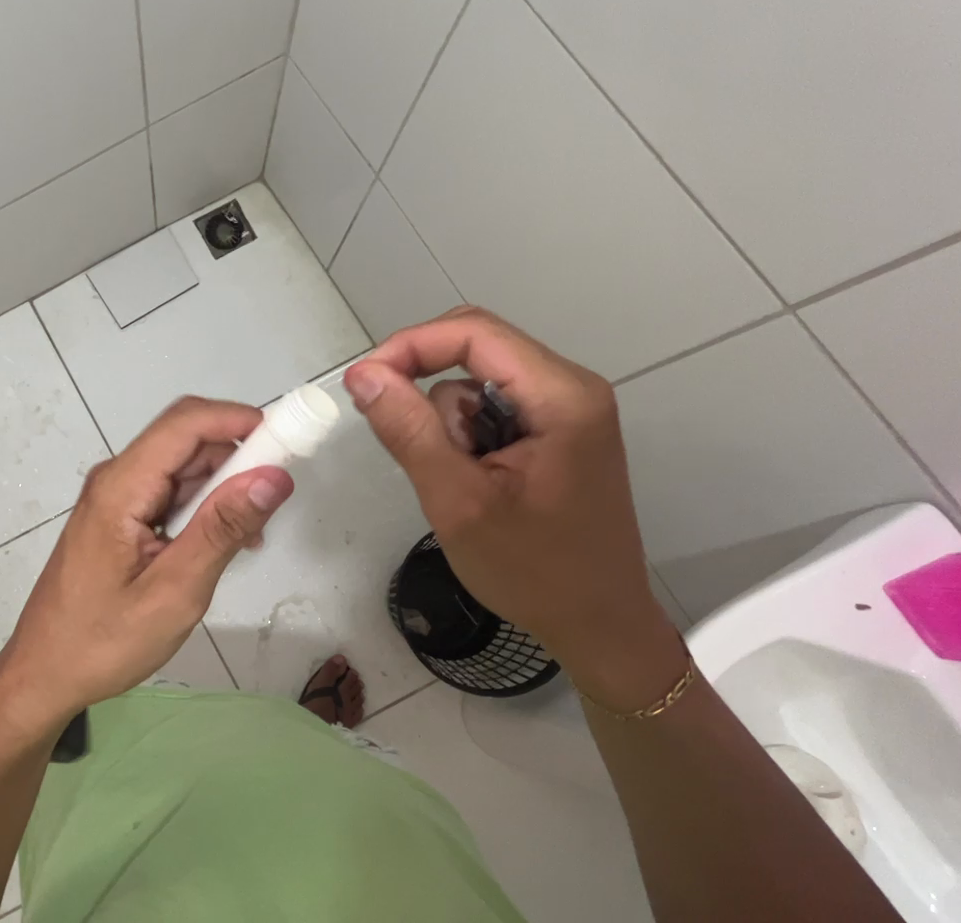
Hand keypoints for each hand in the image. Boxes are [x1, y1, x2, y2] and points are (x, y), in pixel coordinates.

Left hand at [0, 397, 293, 738]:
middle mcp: (116, 479)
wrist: (44, 673)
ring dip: (223, 487)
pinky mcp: (118, 518)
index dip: (239, 419)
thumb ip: (221, 529)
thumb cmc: (103, 641)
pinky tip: (222, 543)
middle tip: (277, 499)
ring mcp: (115, 498)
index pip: (185, 423)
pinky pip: (168, 493)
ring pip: (181, 467)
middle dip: (237, 455)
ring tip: (250, 535)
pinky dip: (202, 507)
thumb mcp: (174, 592)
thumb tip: (274, 476)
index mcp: (121, 487)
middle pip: (185, 440)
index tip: (289, 441)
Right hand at [343, 307, 681, 706]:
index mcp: (561, 396)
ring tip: (455, 480)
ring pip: (476, 380)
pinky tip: (471, 478)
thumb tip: (362, 374)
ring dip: (447, 420)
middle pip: (476, 347)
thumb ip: (408, 430)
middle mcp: (570, 388)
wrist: (598, 626)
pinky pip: (491, 406)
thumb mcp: (457, 501)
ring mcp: (566, 409)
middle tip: (400, 434)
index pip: (473, 333)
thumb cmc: (533, 570)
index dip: (409, 346)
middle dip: (425, 384)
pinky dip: (463, 433)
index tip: (362, 385)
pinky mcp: (556, 430)